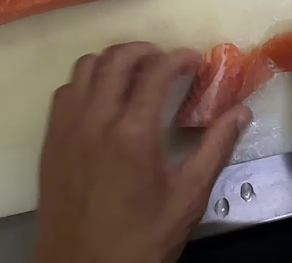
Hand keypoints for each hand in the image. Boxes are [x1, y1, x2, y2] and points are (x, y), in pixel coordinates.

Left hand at [33, 42, 250, 262]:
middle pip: (118, 57)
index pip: (157, 69)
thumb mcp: (187, 198)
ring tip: (134, 74)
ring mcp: (68, 128)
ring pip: (87, 66)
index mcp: (133, 131)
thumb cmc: (140, 241)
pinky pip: (65, 91)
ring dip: (113, 61)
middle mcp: (96, 118)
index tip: (195, 61)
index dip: (180, 57)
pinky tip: (102, 99)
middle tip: (166, 62)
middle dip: (147, 50)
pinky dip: (86, 81)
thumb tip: (241, 112)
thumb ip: (216, 148)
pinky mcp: (51, 141)